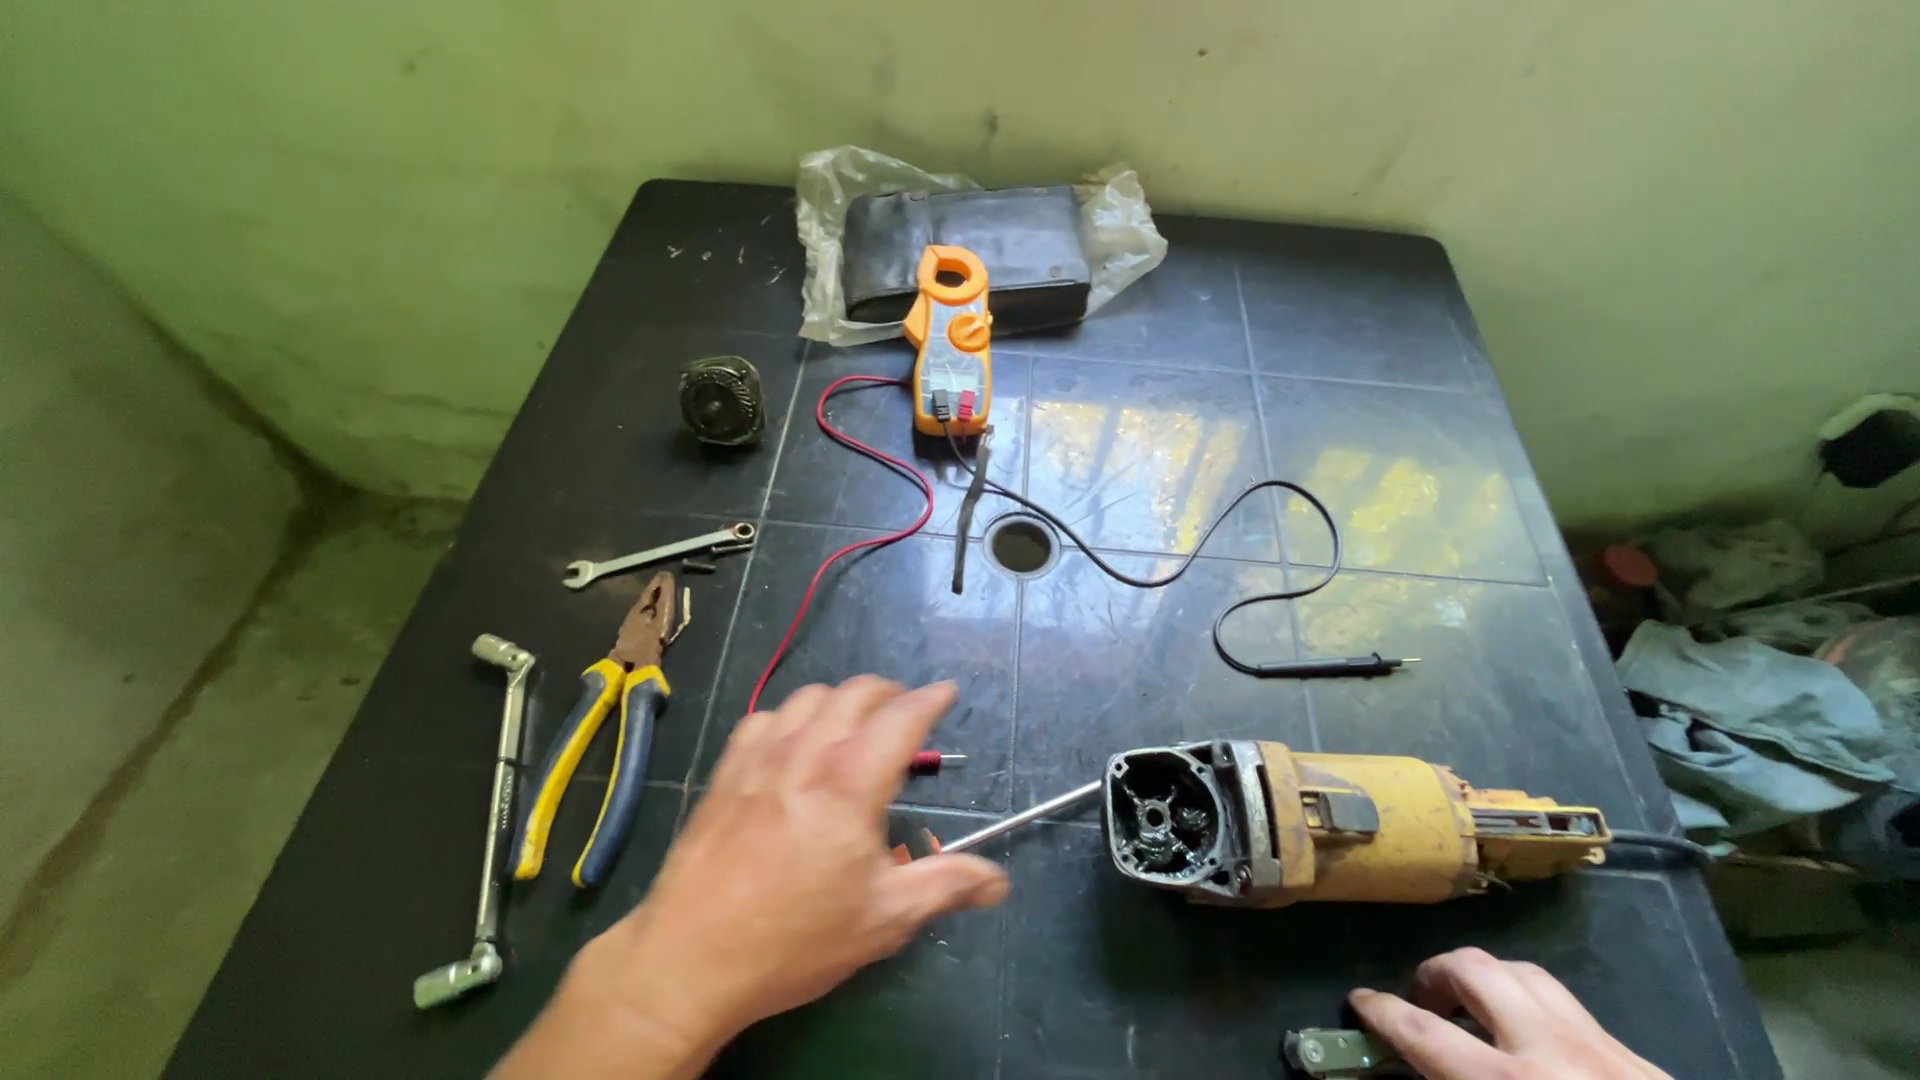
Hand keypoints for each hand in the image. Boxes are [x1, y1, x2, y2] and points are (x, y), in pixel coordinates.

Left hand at [498, 678, 1008, 1078]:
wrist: (690, 958)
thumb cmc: (796, 938)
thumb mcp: (883, 919)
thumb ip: (946, 886)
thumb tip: (1000, 881)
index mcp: (851, 783)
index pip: (903, 717)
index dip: (932, 699)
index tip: (948, 693)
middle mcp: (807, 754)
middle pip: (857, 693)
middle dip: (891, 693)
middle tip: (907, 715)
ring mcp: (760, 757)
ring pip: (810, 697)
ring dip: (843, 701)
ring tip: (856, 727)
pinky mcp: (726, 771)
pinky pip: (765, 718)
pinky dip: (793, 717)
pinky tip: (795, 744)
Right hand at [1350, 948, 1672, 1079]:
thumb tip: (1423, 1069)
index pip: (1423, 1034)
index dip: (1381, 1012)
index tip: (1360, 1002)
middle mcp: (1552, 1054)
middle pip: (1474, 971)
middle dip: (1435, 975)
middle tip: (1424, 999)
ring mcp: (1603, 1051)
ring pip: (1526, 974)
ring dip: (1486, 981)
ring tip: (1474, 1008)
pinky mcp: (1642, 1064)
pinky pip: (1571, 1010)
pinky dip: (1535, 1009)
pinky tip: (1538, 1045)